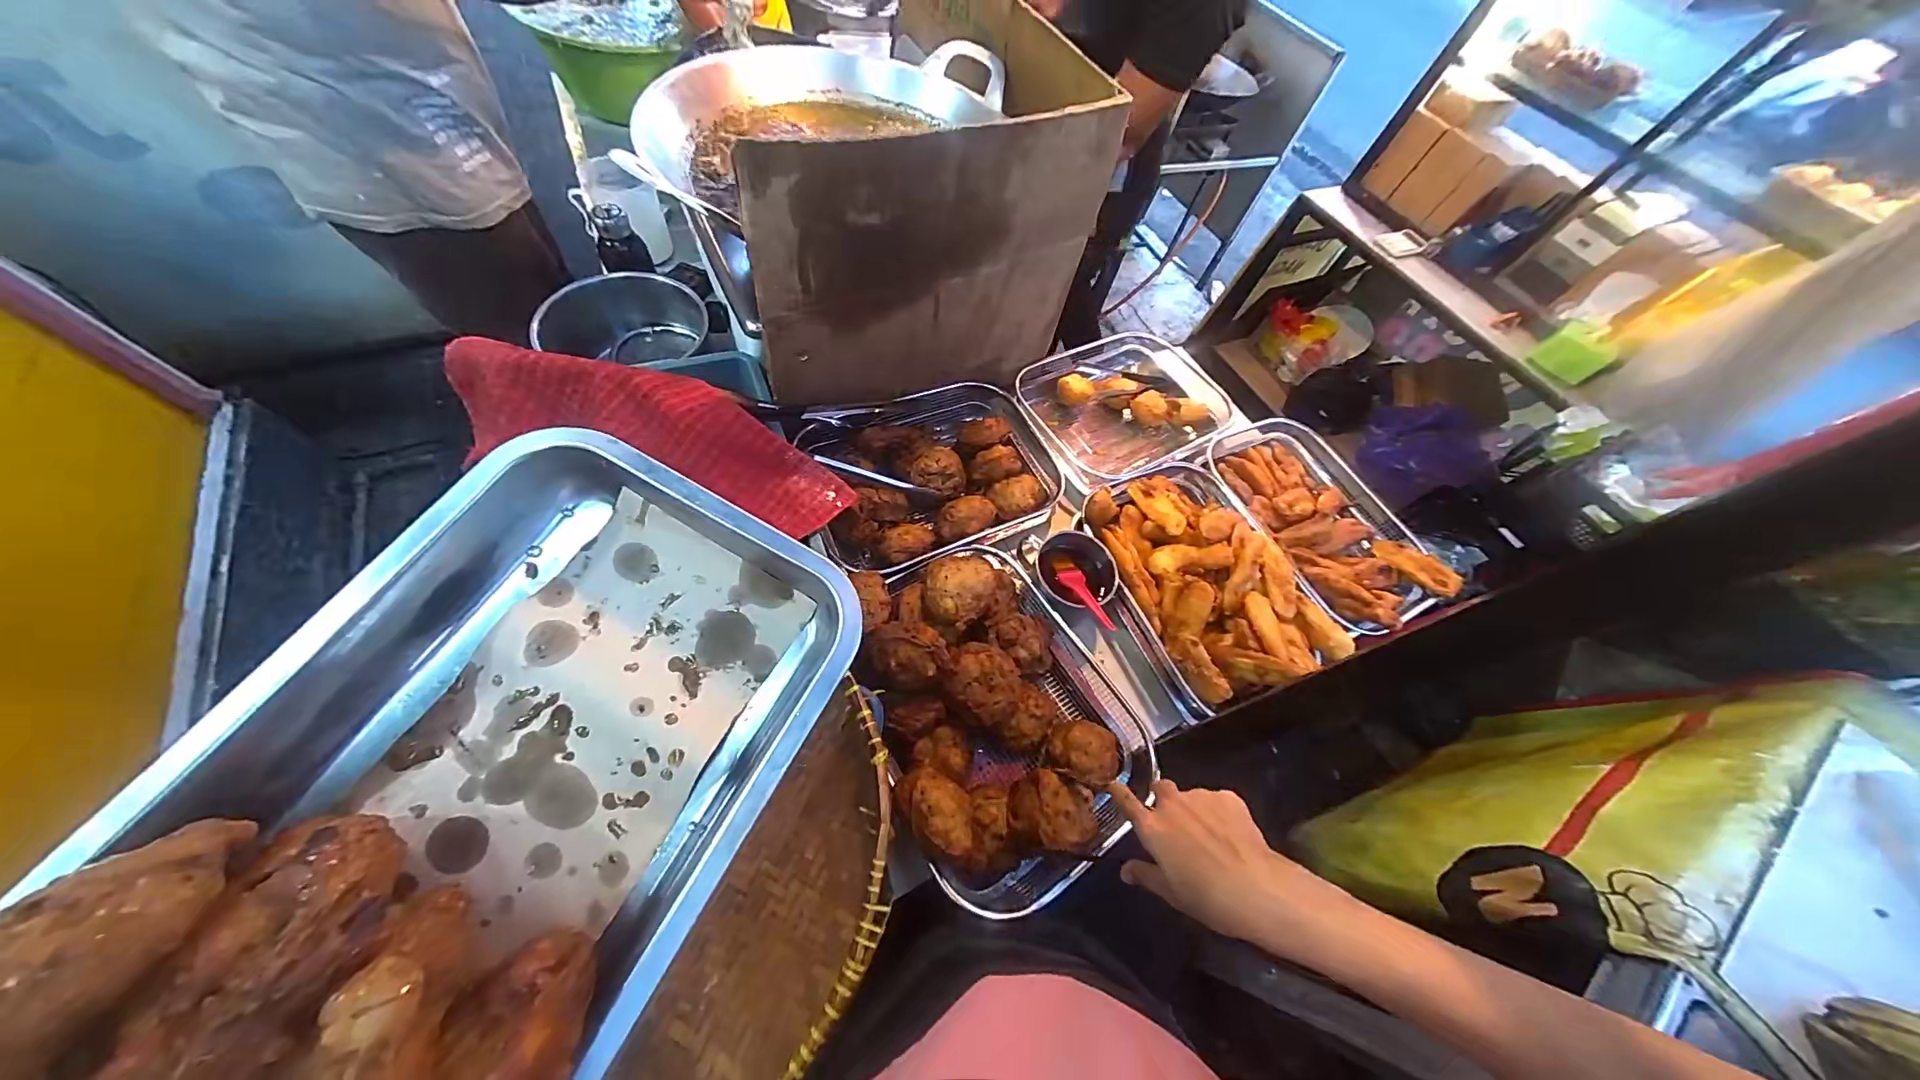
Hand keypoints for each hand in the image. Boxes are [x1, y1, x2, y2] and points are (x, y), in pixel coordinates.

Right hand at [1108, 779, 1363, 957]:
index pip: (1127, 801)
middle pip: (1160, 788)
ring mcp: (1200, 797)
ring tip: (1210, 836)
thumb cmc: (1208, 898)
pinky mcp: (1228, 796)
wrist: (1259, 888)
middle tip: (1175, 824)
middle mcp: (1171, 805)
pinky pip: (1216, 800)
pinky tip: (1231, 834)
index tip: (1114, 784)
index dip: (1119, 792)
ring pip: (1190, 796)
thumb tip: (1127, 870)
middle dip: (1163, 799)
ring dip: (1193, 809)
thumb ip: (1146, 875)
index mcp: (1152, 827)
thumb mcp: (1171, 893)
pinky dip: (1218, 812)